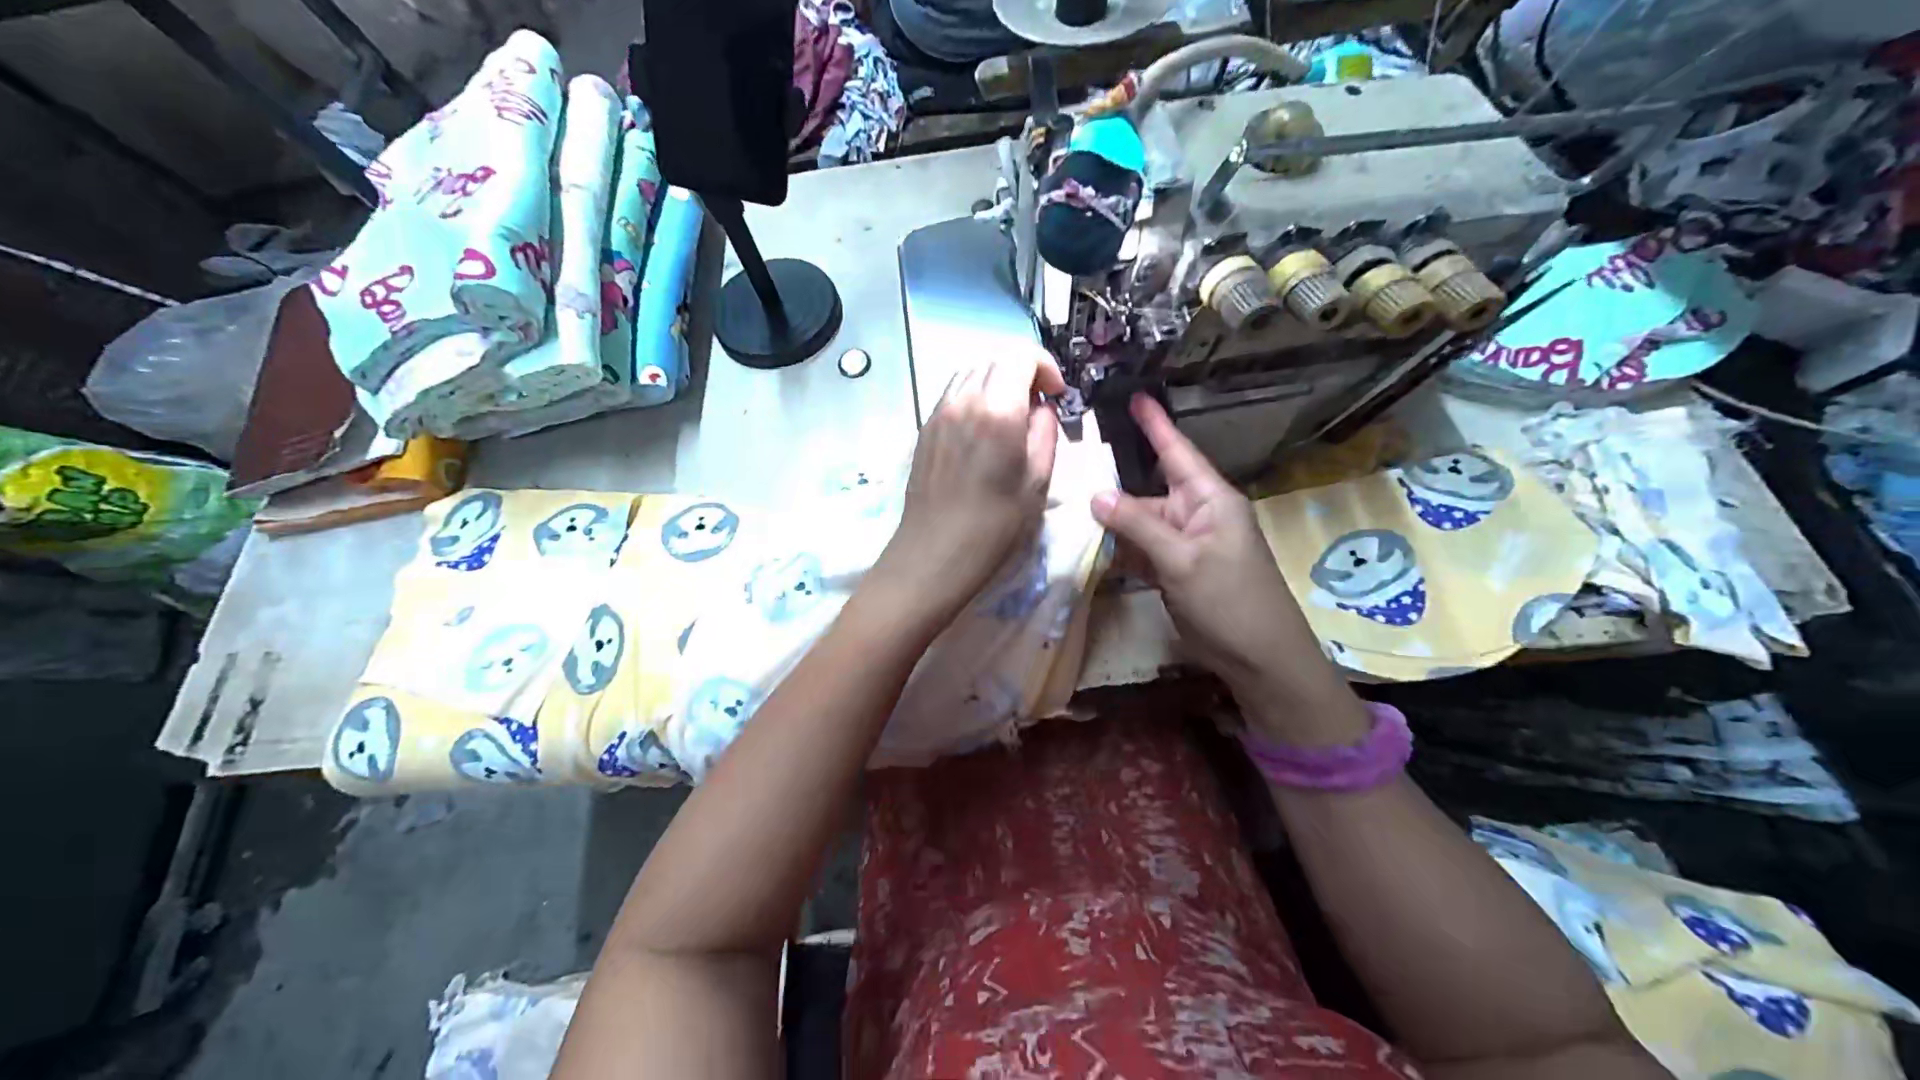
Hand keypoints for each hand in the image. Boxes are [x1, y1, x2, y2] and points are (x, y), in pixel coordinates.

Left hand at [869, 348, 1066, 625]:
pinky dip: (976, 397)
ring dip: (997, 381)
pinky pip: (953, 394)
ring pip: (971, 373)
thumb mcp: (1037, 482)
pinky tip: (984, 431)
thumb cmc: (994, 526)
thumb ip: (1045, 433)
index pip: (1021, 355)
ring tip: (1011, 416)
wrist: (934, 554)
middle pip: (994, 358)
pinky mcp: (924, 429)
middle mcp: (963, 400)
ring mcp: (938, 413)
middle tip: (1038, 404)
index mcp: (997, 410)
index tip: (1056, 394)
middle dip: (1022, 371)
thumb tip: (1042, 410)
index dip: (1045, 366)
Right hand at [1090, 394, 1363, 742]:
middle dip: (1114, 487)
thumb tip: (1096, 494)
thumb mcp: (1182, 560)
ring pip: (1140, 523)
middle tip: (1070, 473)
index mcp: (1209, 499)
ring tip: (1069, 513)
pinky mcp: (1175, 571)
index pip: (1176, 451)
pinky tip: (1091, 548)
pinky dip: (1120, 551)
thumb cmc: (1230, 600)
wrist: (1259, 657)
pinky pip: (1142, 550)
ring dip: (1113, 523)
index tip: (1134, 396)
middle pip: (1147, 491)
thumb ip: (1138, 525)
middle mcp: (1196, 514)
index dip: (1154, 424)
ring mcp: (1184, 545)